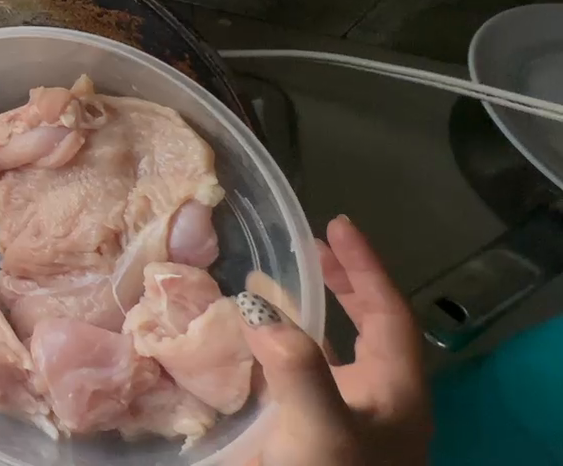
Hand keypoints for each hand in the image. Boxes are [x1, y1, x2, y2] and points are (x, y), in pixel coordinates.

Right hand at [239, 215, 431, 465]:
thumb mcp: (317, 428)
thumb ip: (297, 368)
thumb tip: (257, 307)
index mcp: (396, 393)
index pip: (390, 315)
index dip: (364, 267)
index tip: (335, 223)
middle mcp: (379, 399)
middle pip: (374, 327)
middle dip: (344, 281)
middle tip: (310, 244)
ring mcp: (349, 413)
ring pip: (341, 344)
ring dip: (315, 305)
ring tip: (279, 277)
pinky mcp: (314, 423)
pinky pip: (307, 362)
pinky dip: (286, 333)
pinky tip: (256, 331)